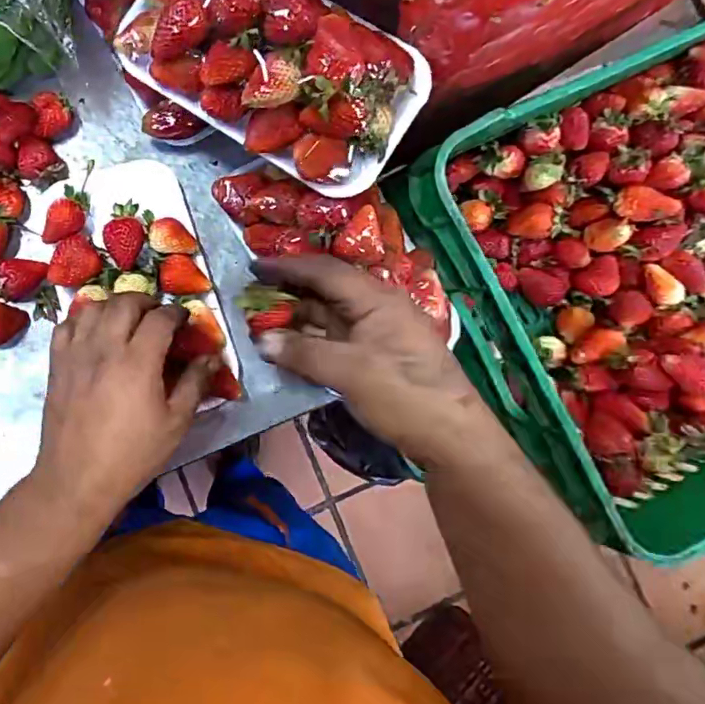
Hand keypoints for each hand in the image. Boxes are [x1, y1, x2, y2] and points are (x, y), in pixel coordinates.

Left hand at [28, 293, 219, 512]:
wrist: (77, 478)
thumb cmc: (132, 455)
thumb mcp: (174, 424)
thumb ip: (195, 384)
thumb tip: (210, 357)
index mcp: (138, 361)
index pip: (160, 317)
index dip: (176, 313)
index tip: (184, 320)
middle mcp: (105, 347)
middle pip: (125, 302)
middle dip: (146, 301)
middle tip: (157, 315)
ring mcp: (76, 353)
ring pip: (93, 307)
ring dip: (114, 305)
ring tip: (125, 319)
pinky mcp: (56, 364)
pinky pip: (66, 325)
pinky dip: (82, 319)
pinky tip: (92, 332)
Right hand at [252, 255, 484, 466]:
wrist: (452, 437)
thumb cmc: (404, 395)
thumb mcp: (348, 372)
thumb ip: (302, 353)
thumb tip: (261, 340)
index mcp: (375, 299)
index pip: (324, 271)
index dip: (287, 266)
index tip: (253, 266)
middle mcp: (377, 308)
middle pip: (326, 290)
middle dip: (288, 290)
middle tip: (251, 294)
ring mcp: (378, 333)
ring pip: (330, 315)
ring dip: (297, 317)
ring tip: (261, 321)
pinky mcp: (376, 356)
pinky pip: (336, 338)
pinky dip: (310, 339)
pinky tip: (288, 348)